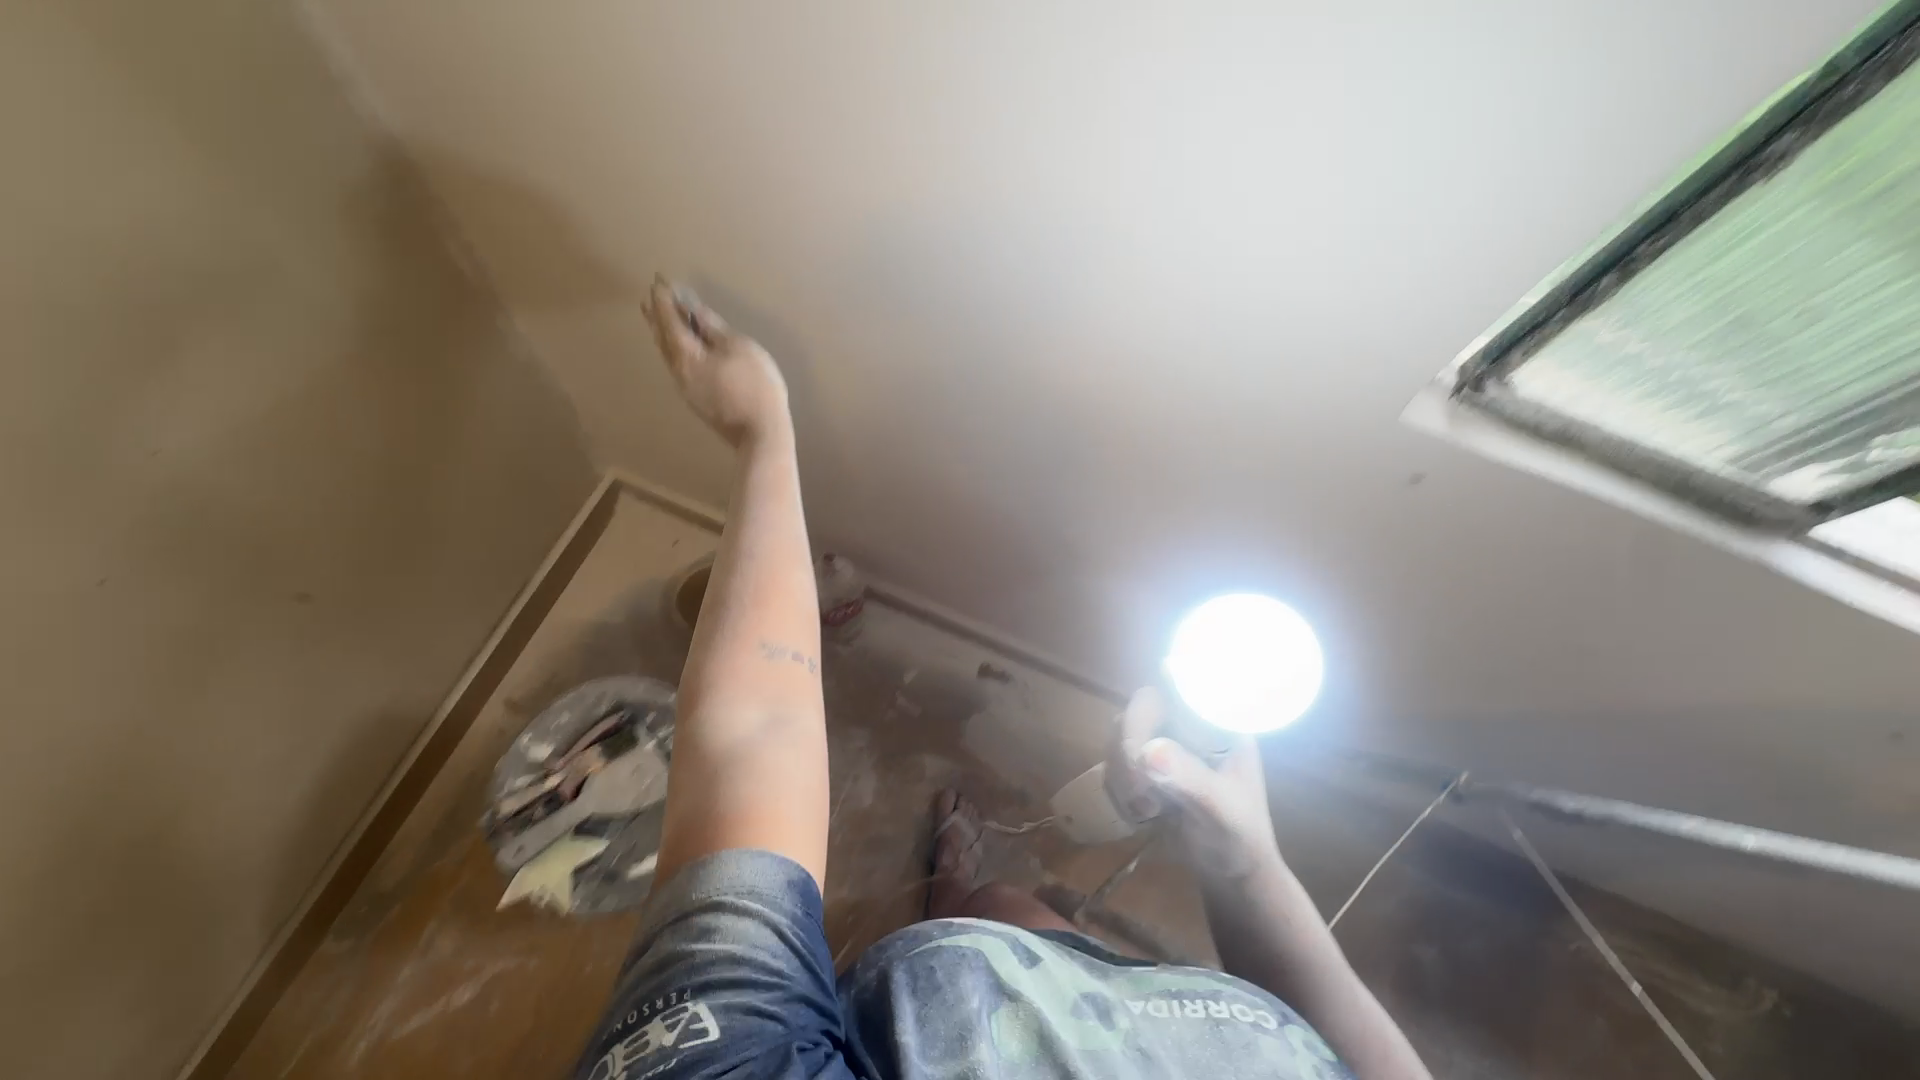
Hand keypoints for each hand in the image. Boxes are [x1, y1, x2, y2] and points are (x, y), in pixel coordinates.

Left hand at [643, 276, 790, 447]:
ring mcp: (686, 389)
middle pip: (663, 339)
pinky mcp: (697, 401)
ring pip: (669, 355)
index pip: (670, 321)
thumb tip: (694, 311)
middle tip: (648, 299)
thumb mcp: (739, 347)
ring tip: (659, 321)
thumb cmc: (754, 384)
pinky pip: (679, 367)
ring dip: (664, 335)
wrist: (760, 432)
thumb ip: (714, 328)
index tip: (659, 282)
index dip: (665, 301)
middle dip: (657, 318)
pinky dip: (675, 350)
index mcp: (687, 355)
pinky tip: (681, 349)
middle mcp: (678, 371)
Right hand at [1105, 687, 1280, 880]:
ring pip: (1121, 732)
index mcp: (1218, 722)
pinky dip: (1117, 785)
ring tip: (1145, 806)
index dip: (1162, 688)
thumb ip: (1190, 780)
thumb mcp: (1223, 810)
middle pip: (1142, 706)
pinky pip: (1113, 760)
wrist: (1229, 872)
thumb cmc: (1241, 837)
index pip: (1185, 685)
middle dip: (1130, 742)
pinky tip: (1138, 812)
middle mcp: (1188, 725)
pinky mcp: (1144, 767)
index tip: (1149, 721)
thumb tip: (1147, 752)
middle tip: (1139, 782)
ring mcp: (1164, 744)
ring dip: (1121, 768)